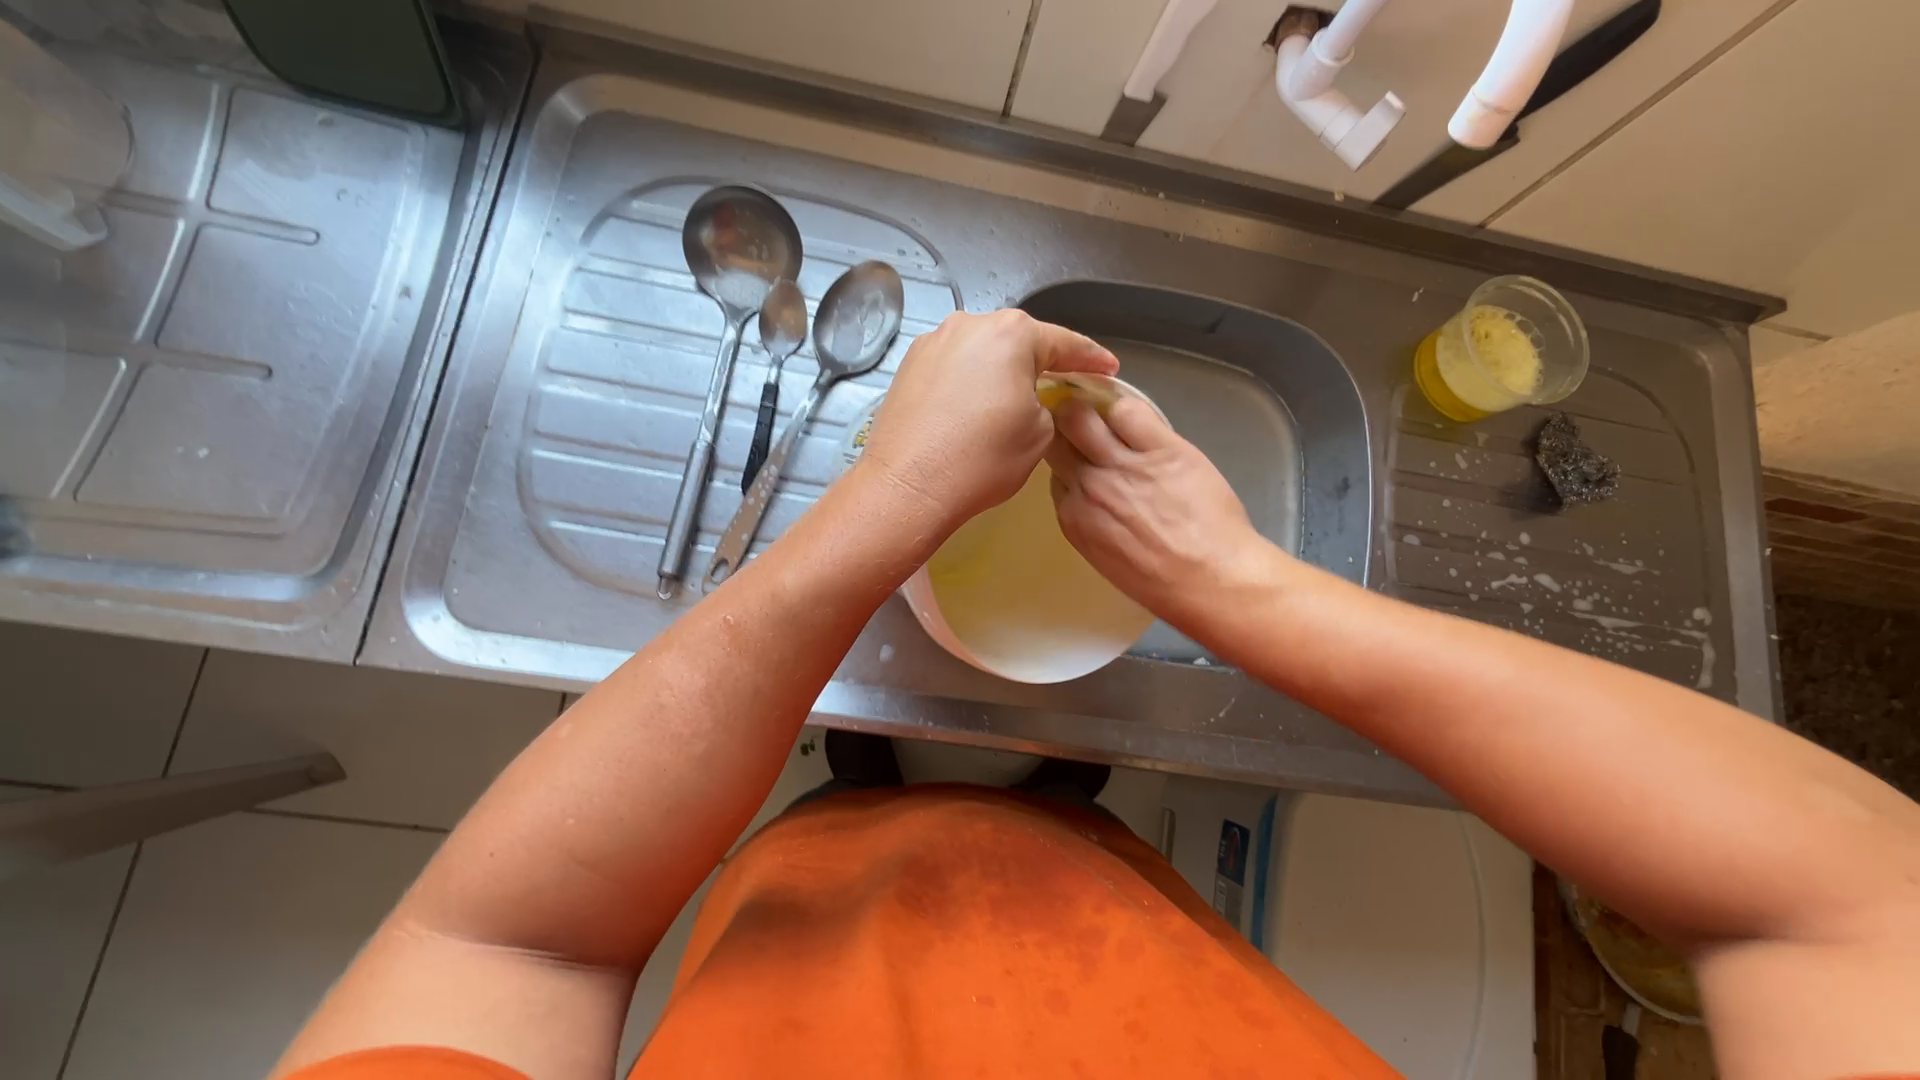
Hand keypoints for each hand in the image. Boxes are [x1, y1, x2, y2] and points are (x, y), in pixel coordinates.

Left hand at [857, 310, 1117, 528]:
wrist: (908, 486)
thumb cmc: (982, 460)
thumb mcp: (1040, 434)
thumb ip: (1050, 403)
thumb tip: (1036, 397)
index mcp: (1012, 334)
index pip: (1065, 343)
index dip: (1091, 359)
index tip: (1108, 370)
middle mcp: (970, 325)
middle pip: (1018, 340)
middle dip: (1041, 361)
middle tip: (1061, 386)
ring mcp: (934, 342)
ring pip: (982, 351)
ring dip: (1001, 371)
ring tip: (1013, 399)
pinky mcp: (909, 365)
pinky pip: (953, 366)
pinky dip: (970, 382)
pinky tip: (974, 407)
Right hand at [1046, 397, 1276, 624]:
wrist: (1210, 579)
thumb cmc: (1161, 582)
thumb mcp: (1105, 557)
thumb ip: (1090, 522)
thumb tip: (1090, 498)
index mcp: (1074, 516)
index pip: (1054, 473)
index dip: (1065, 460)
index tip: (1074, 454)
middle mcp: (1090, 485)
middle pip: (1058, 438)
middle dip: (1063, 426)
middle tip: (1077, 420)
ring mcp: (1124, 464)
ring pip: (1083, 417)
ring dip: (1085, 408)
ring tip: (1099, 406)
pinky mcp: (1161, 448)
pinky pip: (1129, 411)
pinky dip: (1123, 406)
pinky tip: (1130, 412)